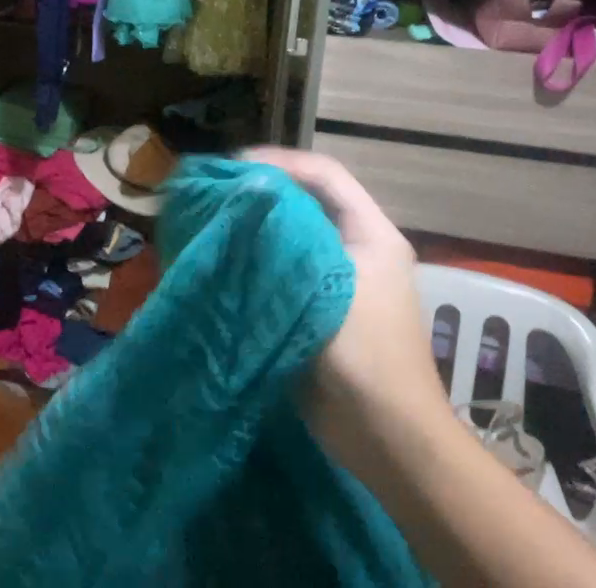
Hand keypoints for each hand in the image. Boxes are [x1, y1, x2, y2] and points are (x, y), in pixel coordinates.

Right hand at [244, 149, 449, 470]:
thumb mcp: (324, 285)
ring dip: (254, 222)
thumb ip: (285, 238)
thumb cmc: (362, 355)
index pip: (324, 174)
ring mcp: (338, 278)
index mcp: (372, 234)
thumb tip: (240, 198)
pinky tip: (223, 258)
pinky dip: (254, 254)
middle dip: (259, 190)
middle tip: (212, 192)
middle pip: (306, 199)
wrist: (384, 435)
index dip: (277, 161)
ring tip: (211, 219)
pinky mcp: (317, 306)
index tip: (230, 168)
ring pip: (291, 231)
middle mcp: (357, 248)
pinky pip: (283, 264)